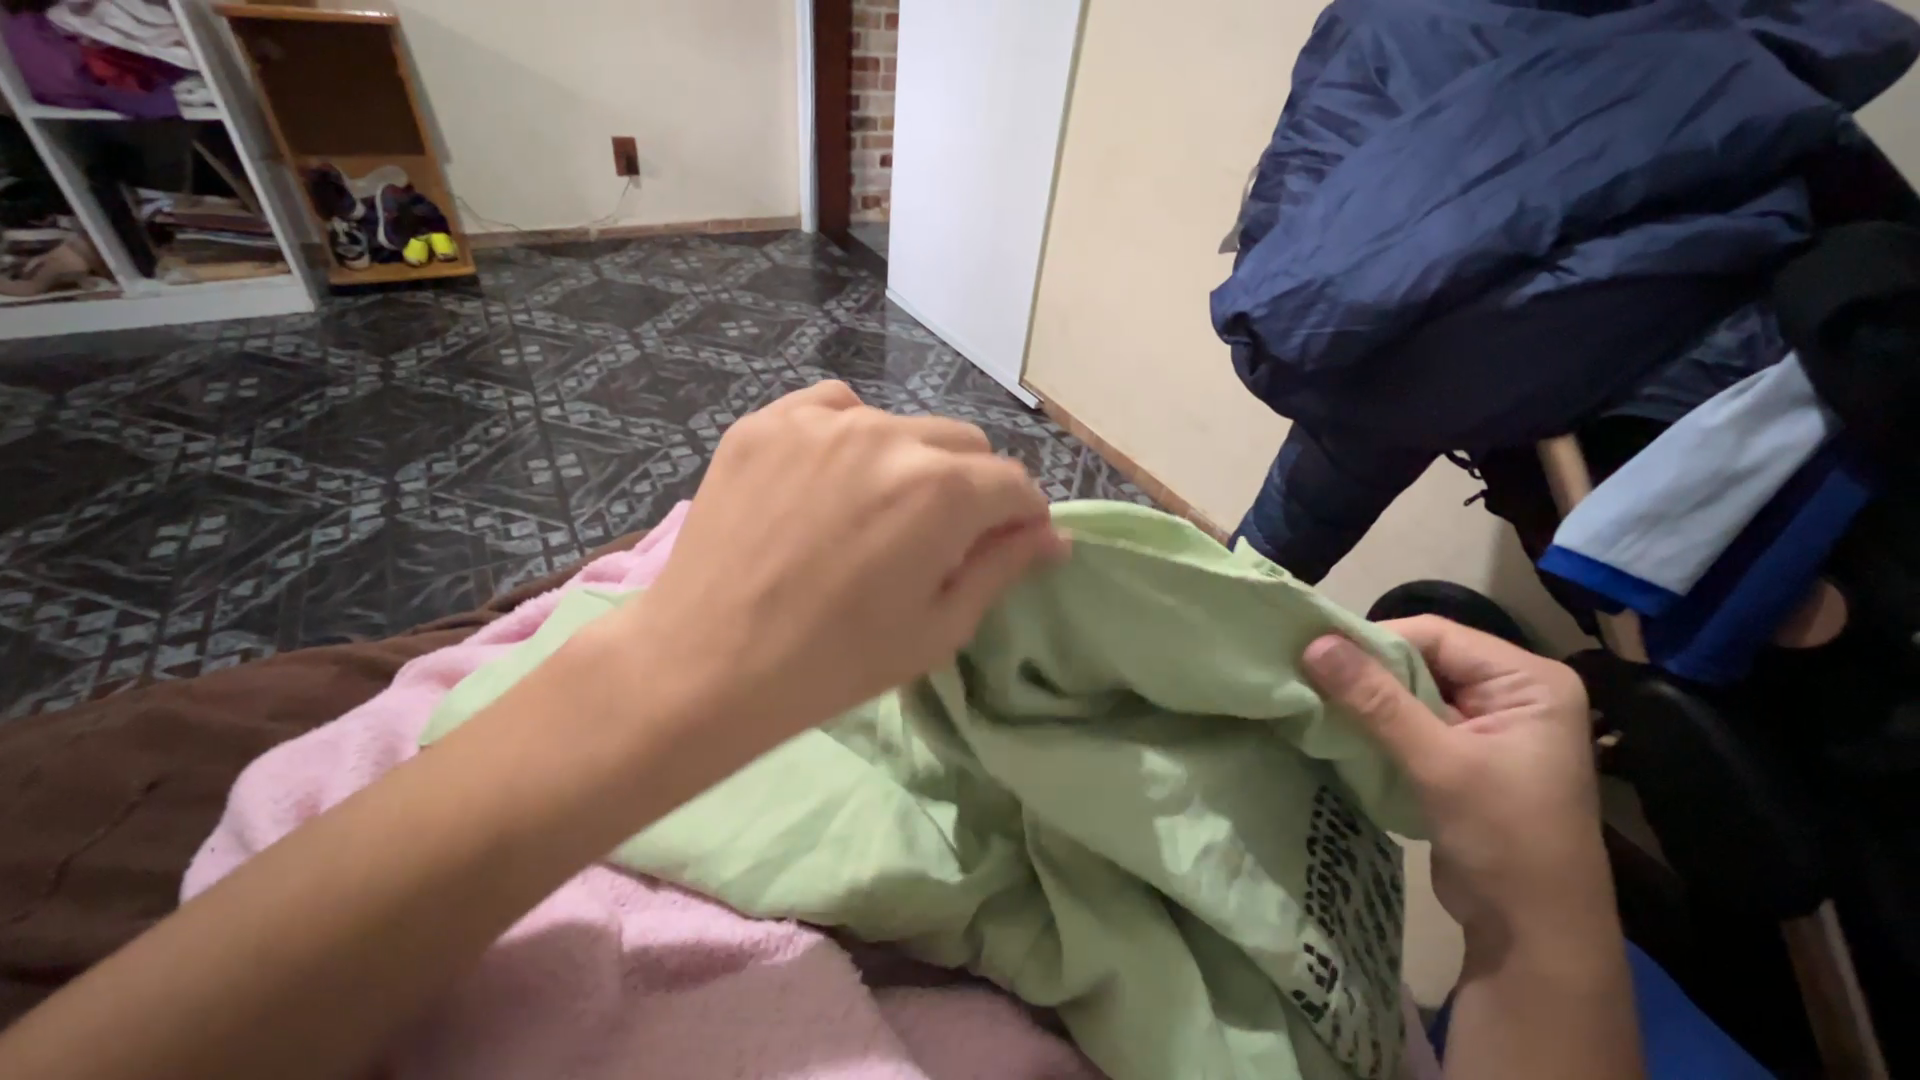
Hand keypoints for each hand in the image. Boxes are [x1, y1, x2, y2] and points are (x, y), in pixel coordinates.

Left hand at [613, 380, 1067, 751]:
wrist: (707, 663)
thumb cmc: (835, 663)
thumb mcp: (937, 628)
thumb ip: (1002, 568)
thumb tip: (1053, 538)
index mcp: (942, 490)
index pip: (1015, 485)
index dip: (1022, 519)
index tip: (1006, 546)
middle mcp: (889, 435)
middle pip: (965, 446)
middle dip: (971, 488)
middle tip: (938, 539)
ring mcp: (822, 420)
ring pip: (901, 426)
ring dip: (910, 464)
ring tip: (874, 514)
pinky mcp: (768, 420)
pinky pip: (836, 408)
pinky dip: (850, 437)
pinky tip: (830, 480)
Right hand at [1302, 616, 1602, 939]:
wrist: (1534, 933)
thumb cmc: (1504, 838)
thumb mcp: (1438, 763)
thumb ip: (1376, 700)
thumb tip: (1314, 642)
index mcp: (1529, 681)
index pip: (1436, 635)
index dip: (1375, 640)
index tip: (1314, 652)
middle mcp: (1514, 693)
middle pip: (1423, 659)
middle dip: (1366, 671)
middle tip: (1305, 674)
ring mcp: (1490, 726)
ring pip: (1411, 691)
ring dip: (1366, 699)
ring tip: (1311, 698)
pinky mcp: (1465, 756)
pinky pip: (1411, 723)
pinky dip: (1375, 725)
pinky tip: (1336, 729)